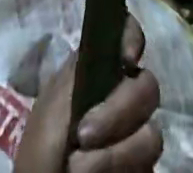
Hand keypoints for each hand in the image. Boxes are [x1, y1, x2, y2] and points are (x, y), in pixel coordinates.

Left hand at [15, 16, 162, 172]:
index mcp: (96, 71)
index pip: (127, 33)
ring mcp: (134, 132)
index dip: (133, 38)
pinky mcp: (141, 165)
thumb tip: (117, 51)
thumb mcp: (52, 108)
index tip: (127, 59)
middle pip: (148, 86)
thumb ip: (80, 75)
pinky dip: (124, 171)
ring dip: (116, 154)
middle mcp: (120, 95)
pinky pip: (151, 165)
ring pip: (152, 133)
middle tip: (85, 136)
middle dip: (119, 112)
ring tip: (82, 169)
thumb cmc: (40, 150)